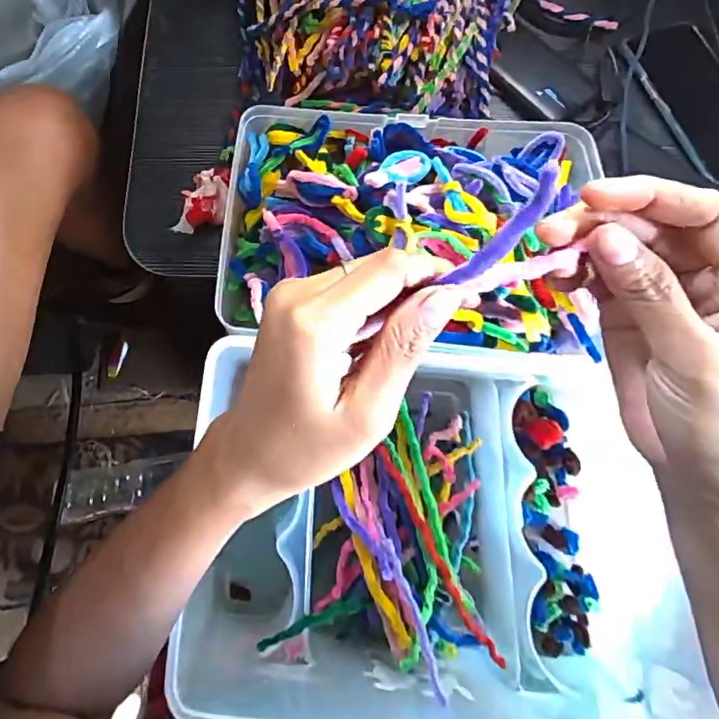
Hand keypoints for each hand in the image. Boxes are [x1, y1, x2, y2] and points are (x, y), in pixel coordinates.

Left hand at [202, 250, 465, 516]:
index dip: (434, 272)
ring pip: (362, 273)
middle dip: (419, 284)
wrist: (247, 452)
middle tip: (451, 318)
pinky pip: (344, 286)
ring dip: (395, 296)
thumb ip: (404, 347)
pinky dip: (371, 304)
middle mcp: (297, 291)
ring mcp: (289, 291)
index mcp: (315, 320)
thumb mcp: (368, 412)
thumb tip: (444, 295)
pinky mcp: (289, 298)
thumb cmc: (307, 449)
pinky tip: (377, 340)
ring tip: (410, 340)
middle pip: (376, 266)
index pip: (388, 269)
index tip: (471, 291)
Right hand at [537, 176, 718, 516]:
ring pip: (619, 246)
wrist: (709, 491)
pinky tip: (554, 276)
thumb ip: (652, 295)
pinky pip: (597, 276)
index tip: (597, 197)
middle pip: (653, 227)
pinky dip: (572, 271)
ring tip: (547, 251)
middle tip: (554, 231)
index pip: (707, 217)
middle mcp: (713, 277)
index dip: (652, 198)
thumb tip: (605, 237)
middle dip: (602, 223)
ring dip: (580, 243)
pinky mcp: (629, 311)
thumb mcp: (698, 363)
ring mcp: (667, 292)